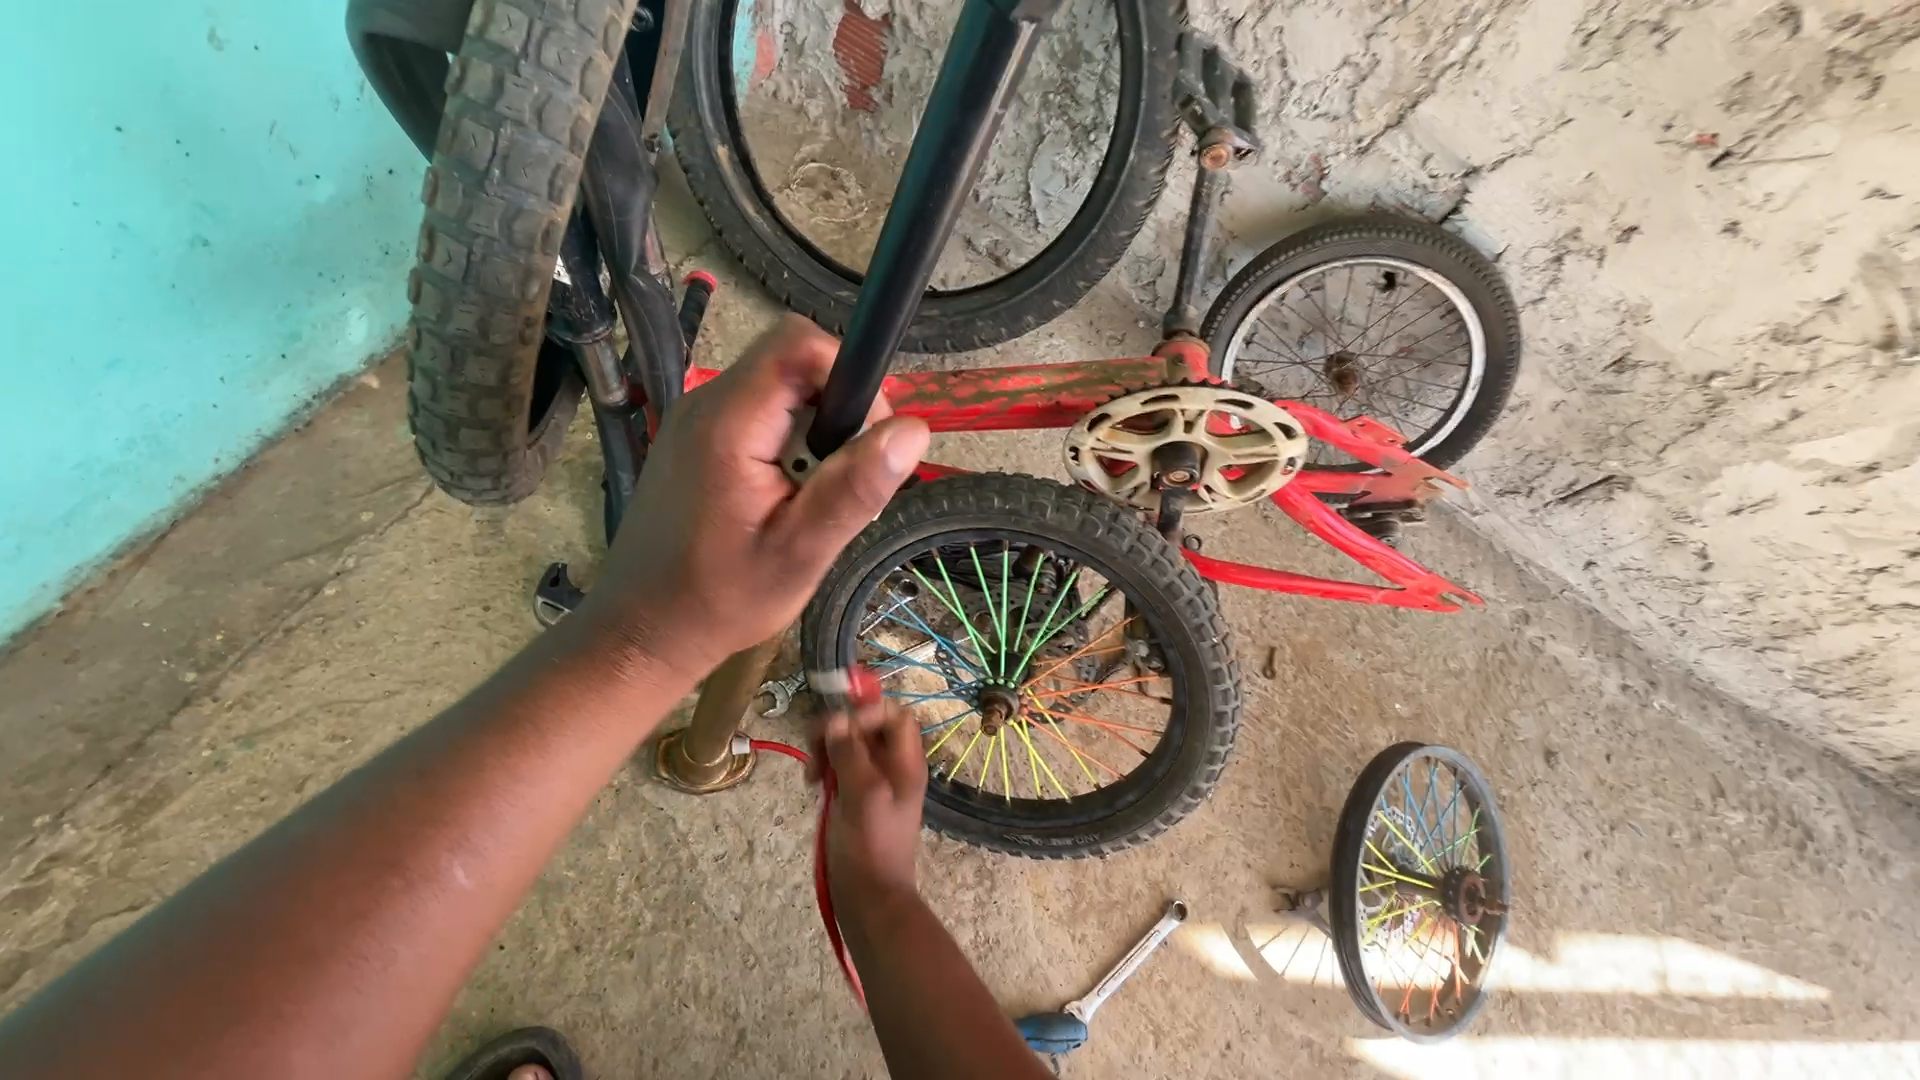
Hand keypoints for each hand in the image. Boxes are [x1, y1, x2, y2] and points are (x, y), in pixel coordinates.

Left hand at [578, 316, 930, 677]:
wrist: (643, 630)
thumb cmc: (721, 599)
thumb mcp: (800, 553)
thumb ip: (853, 489)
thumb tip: (913, 430)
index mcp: (728, 423)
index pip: (799, 344)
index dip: (849, 375)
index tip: (869, 437)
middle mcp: (705, 403)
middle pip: (791, 362)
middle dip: (837, 409)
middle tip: (844, 479)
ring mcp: (695, 418)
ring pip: (779, 388)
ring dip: (815, 430)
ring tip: (815, 496)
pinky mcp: (695, 438)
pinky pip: (758, 412)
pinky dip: (789, 441)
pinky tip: (786, 496)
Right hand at [821, 701, 927, 908]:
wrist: (869, 900)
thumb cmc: (870, 848)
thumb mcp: (862, 796)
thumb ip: (850, 754)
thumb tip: (836, 719)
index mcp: (906, 762)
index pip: (893, 714)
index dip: (866, 712)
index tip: (838, 729)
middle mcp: (892, 766)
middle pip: (867, 724)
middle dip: (838, 730)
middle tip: (815, 750)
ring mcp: (872, 781)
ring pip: (849, 743)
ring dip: (826, 748)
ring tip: (812, 774)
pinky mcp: (853, 796)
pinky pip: (839, 765)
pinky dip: (824, 767)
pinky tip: (813, 785)